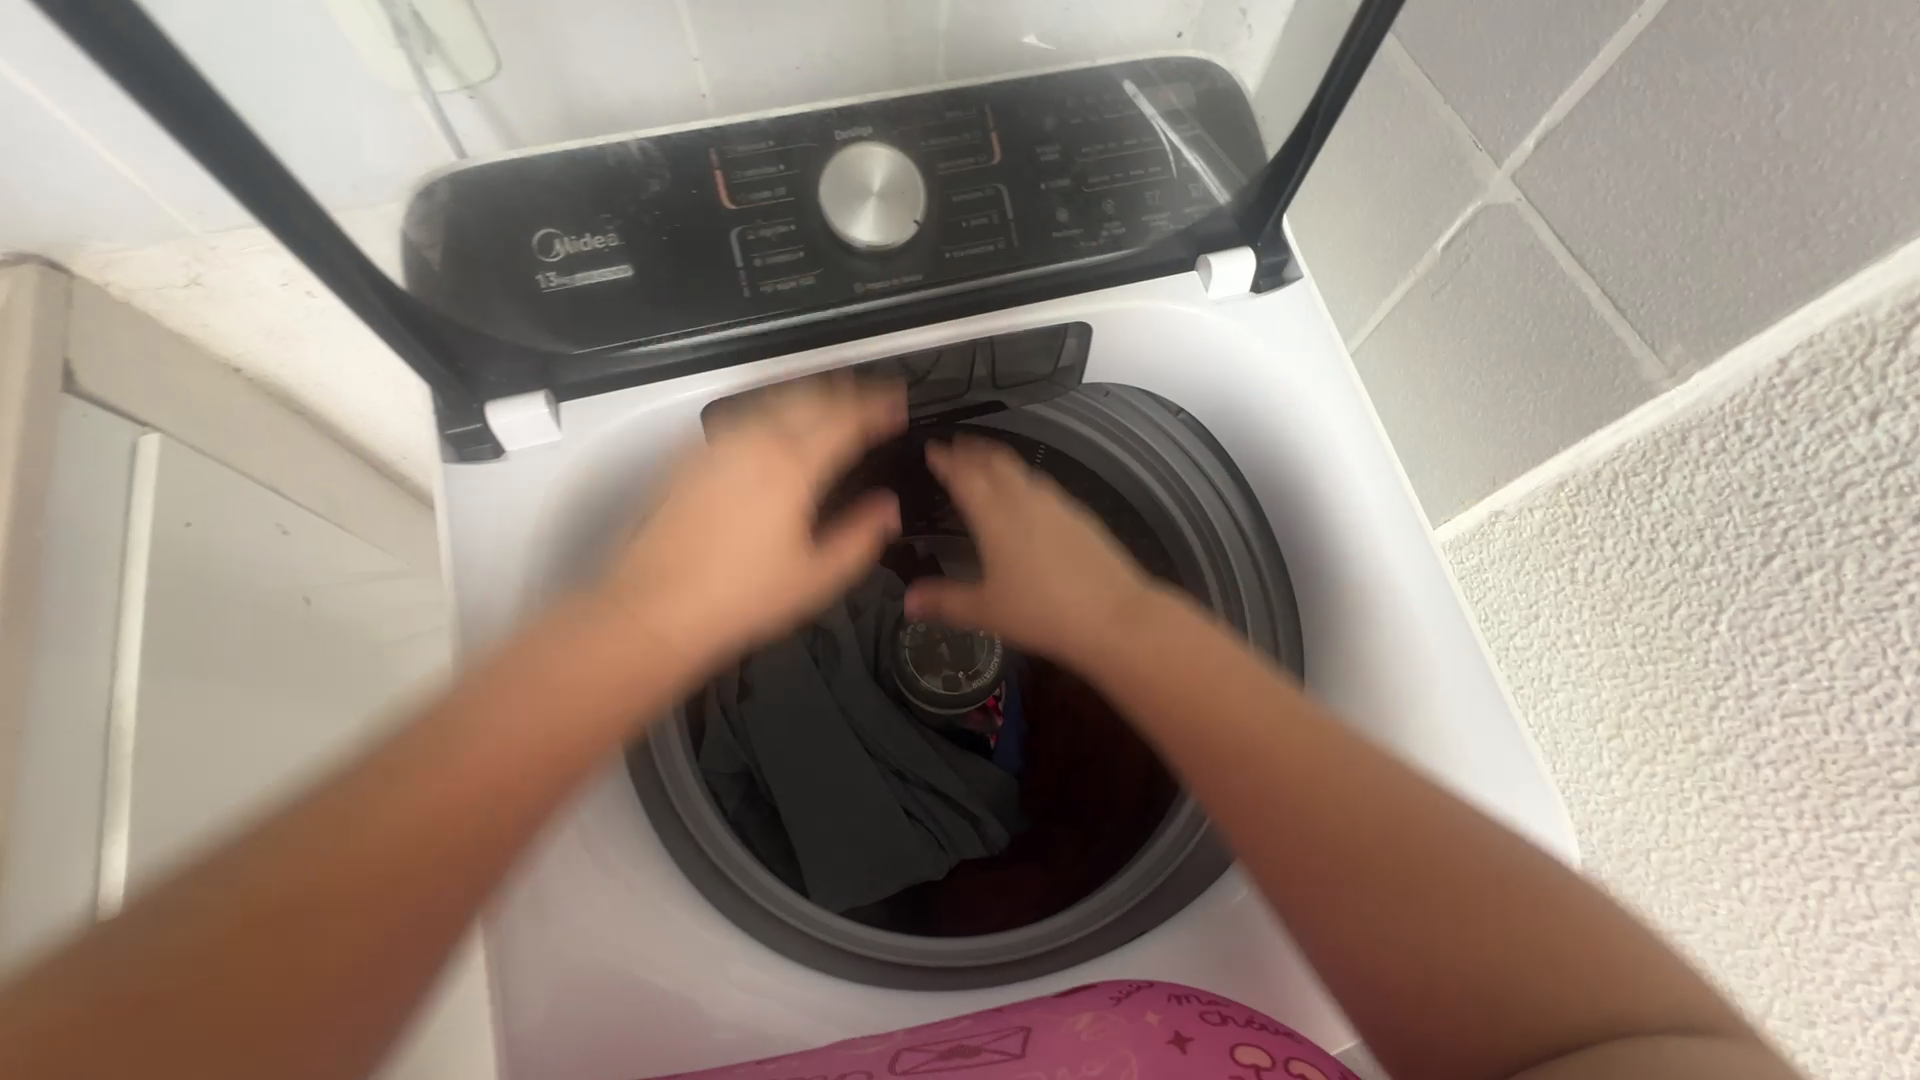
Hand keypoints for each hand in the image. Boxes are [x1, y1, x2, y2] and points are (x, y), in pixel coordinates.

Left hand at [602, 377, 904, 673]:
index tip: (896, 406)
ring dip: (811, 392)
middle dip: (848, 390)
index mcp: (792, 468)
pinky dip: (772, 408)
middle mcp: (753, 444)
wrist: (654, 611)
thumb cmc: (737, 599)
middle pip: (811, 395)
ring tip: (833, 399)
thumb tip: (887, 509)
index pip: (847, 419)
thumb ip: (861, 536)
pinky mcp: (690, 457)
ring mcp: (718, 446)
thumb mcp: (817, 577)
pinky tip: (777, 423)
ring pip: (774, 397)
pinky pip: (742, 415)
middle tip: (873, 397)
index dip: (878, 407)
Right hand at [905, 437, 1157, 665]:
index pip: (964, 475)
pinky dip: (1024, 481)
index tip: (933, 448)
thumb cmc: (1043, 612)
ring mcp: (1057, 505)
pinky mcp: (1080, 516)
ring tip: (985, 464)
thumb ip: (945, 602)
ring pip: (1022, 470)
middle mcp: (1025, 500)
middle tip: (956, 446)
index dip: (946, 459)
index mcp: (995, 516)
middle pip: (995, 461)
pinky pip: (1044, 486)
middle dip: (972, 449)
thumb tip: (909, 601)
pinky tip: (1027, 498)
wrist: (1114, 616)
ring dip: (999, 461)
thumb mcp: (986, 612)